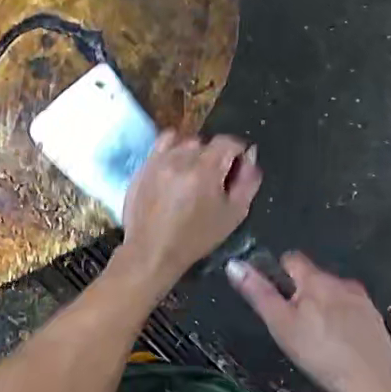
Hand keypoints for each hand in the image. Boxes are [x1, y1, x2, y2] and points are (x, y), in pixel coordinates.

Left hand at [116, 132, 260, 290]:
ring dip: (192, 152)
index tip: (237, 166)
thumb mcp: (234, 214)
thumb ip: (247, 182)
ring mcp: (156, 161)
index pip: (227, 141)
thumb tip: (250, 157)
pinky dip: (171, 151)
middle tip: (214, 177)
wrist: (151, 251)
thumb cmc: (196, 237)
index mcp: (203, 170)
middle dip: (214, 155)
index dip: (238, 151)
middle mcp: (178, 159)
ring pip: (181, 141)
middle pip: (204, 141)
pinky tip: (174, 168)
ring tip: (193, 173)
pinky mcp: (141, 168)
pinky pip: (159, 147)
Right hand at [228, 251, 390, 391]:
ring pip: (332, 296)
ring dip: (321, 308)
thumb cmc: (319, 353)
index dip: (277, 273)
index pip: (291, 259)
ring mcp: (364, 303)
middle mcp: (343, 284)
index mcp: (317, 281)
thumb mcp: (280, 324)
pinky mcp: (378, 322)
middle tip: (291, 323)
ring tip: (313, 337)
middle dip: (300, 294)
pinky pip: (350, 312)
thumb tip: (234, 265)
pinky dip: (340, 322)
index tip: (274, 297)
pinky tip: (336, 345)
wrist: (373, 386)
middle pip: (312, 279)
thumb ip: (258, 292)